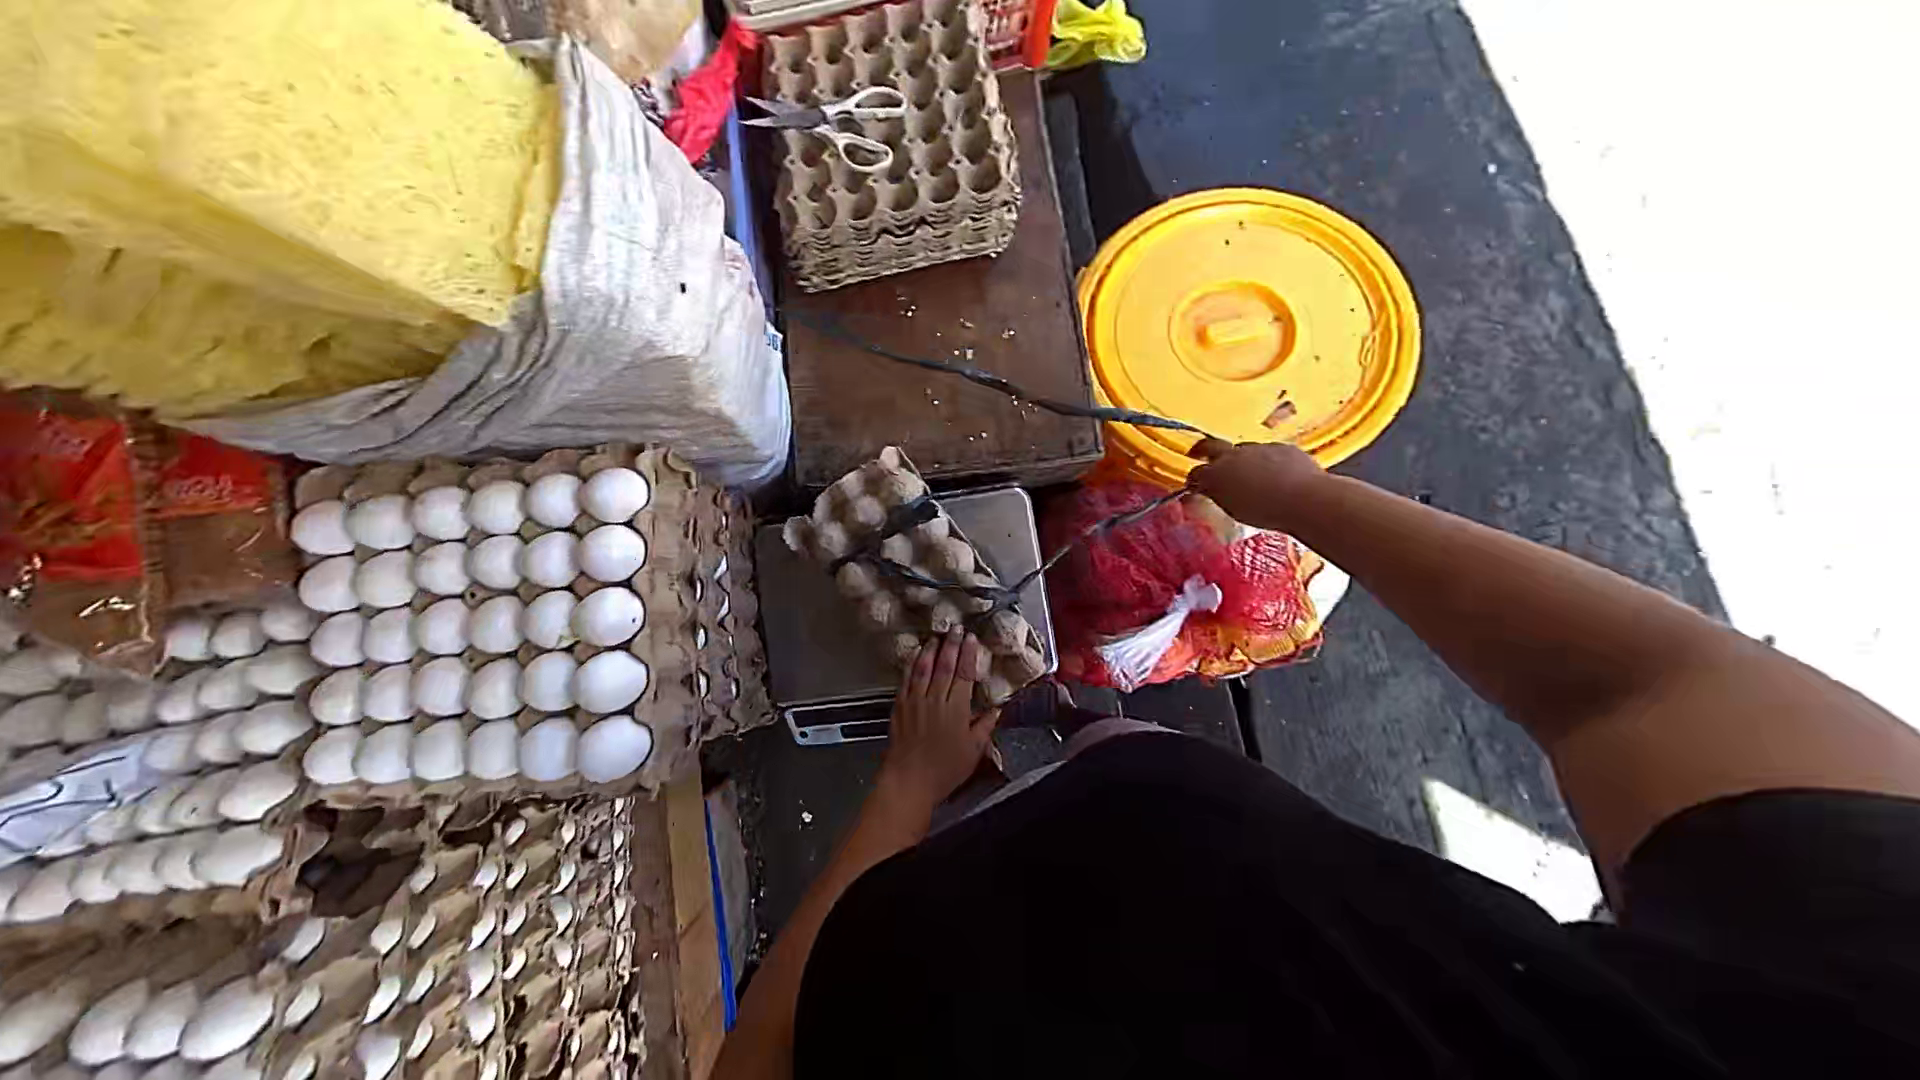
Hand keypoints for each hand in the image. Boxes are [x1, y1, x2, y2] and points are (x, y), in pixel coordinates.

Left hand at [879, 630, 1000, 808]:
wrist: (908, 781)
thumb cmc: (944, 770)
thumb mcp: (973, 751)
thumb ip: (984, 726)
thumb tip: (997, 709)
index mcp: (956, 708)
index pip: (964, 673)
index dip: (968, 654)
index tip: (971, 638)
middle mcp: (935, 699)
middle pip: (944, 665)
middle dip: (951, 644)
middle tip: (956, 628)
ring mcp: (915, 700)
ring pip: (924, 667)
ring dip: (931, 649)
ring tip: (936, 635)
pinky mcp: (899, 706)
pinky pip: (906, 678)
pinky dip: (911, 663)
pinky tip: (915, 654)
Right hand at [1186, 438, 1326, 530]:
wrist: (1304, 499)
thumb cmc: (1266, 511)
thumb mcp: (1233, 509)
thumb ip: (1219, 495)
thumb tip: (1210, 490)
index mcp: (1216, 474)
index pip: (1196, 473)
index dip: (1194, 479)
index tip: (1194, 484)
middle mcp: (1234, 455)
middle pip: (1211, 446)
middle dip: (1202, 449)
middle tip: (1199, 453)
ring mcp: (1259, 448)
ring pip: (1242, 448)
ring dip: (1240, 457)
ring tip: (1246, 470)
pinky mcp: (1282, 447)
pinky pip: (1269, 451)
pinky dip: (1267, 460)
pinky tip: (1275, 472)